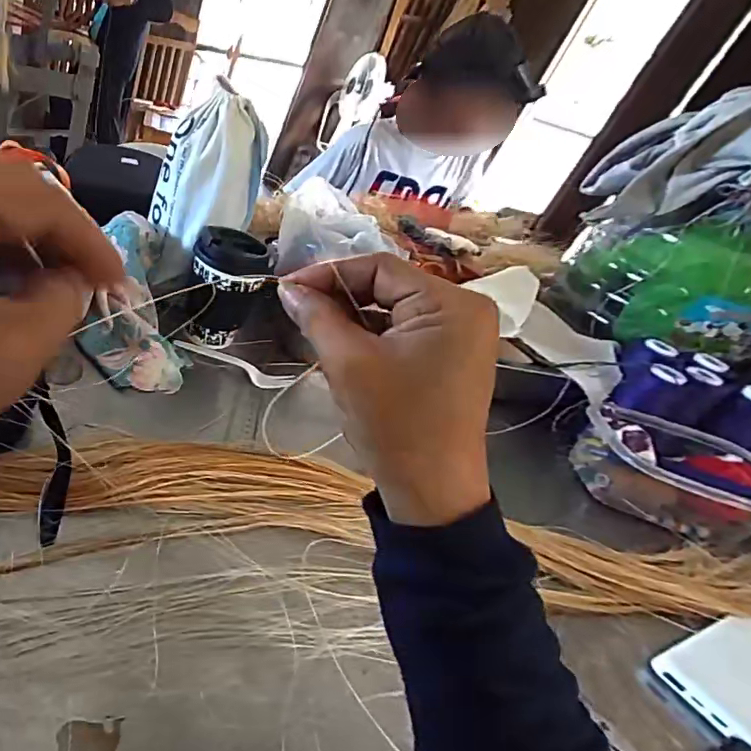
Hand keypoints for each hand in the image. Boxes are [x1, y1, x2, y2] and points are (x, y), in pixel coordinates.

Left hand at [0, 148, 124, 574]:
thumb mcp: (12, 348)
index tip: (120, 287)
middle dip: (47, 251)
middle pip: (0, 201)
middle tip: (81, 298)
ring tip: (37, 309)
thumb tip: (74, 279)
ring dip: (8, 260)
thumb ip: (64, 300)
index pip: (40, 198)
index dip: (90, 244)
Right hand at [277, 254, 499, 526]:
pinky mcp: (446, 354)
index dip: (327, 273)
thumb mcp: (346, 360)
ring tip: (309, 325)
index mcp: (451, 304)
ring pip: (388, 306)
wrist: (429, 482)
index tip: (286, 288)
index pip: (378, 267)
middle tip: (294, 306)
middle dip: (336, 294)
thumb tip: (288, 289)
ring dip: (347, 314)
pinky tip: (336, 343)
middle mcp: (463, 310)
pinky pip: (398, 327)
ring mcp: (458, 334)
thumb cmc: (392, 417)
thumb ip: (316, 315)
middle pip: (385, 284)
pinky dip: (365, 331)